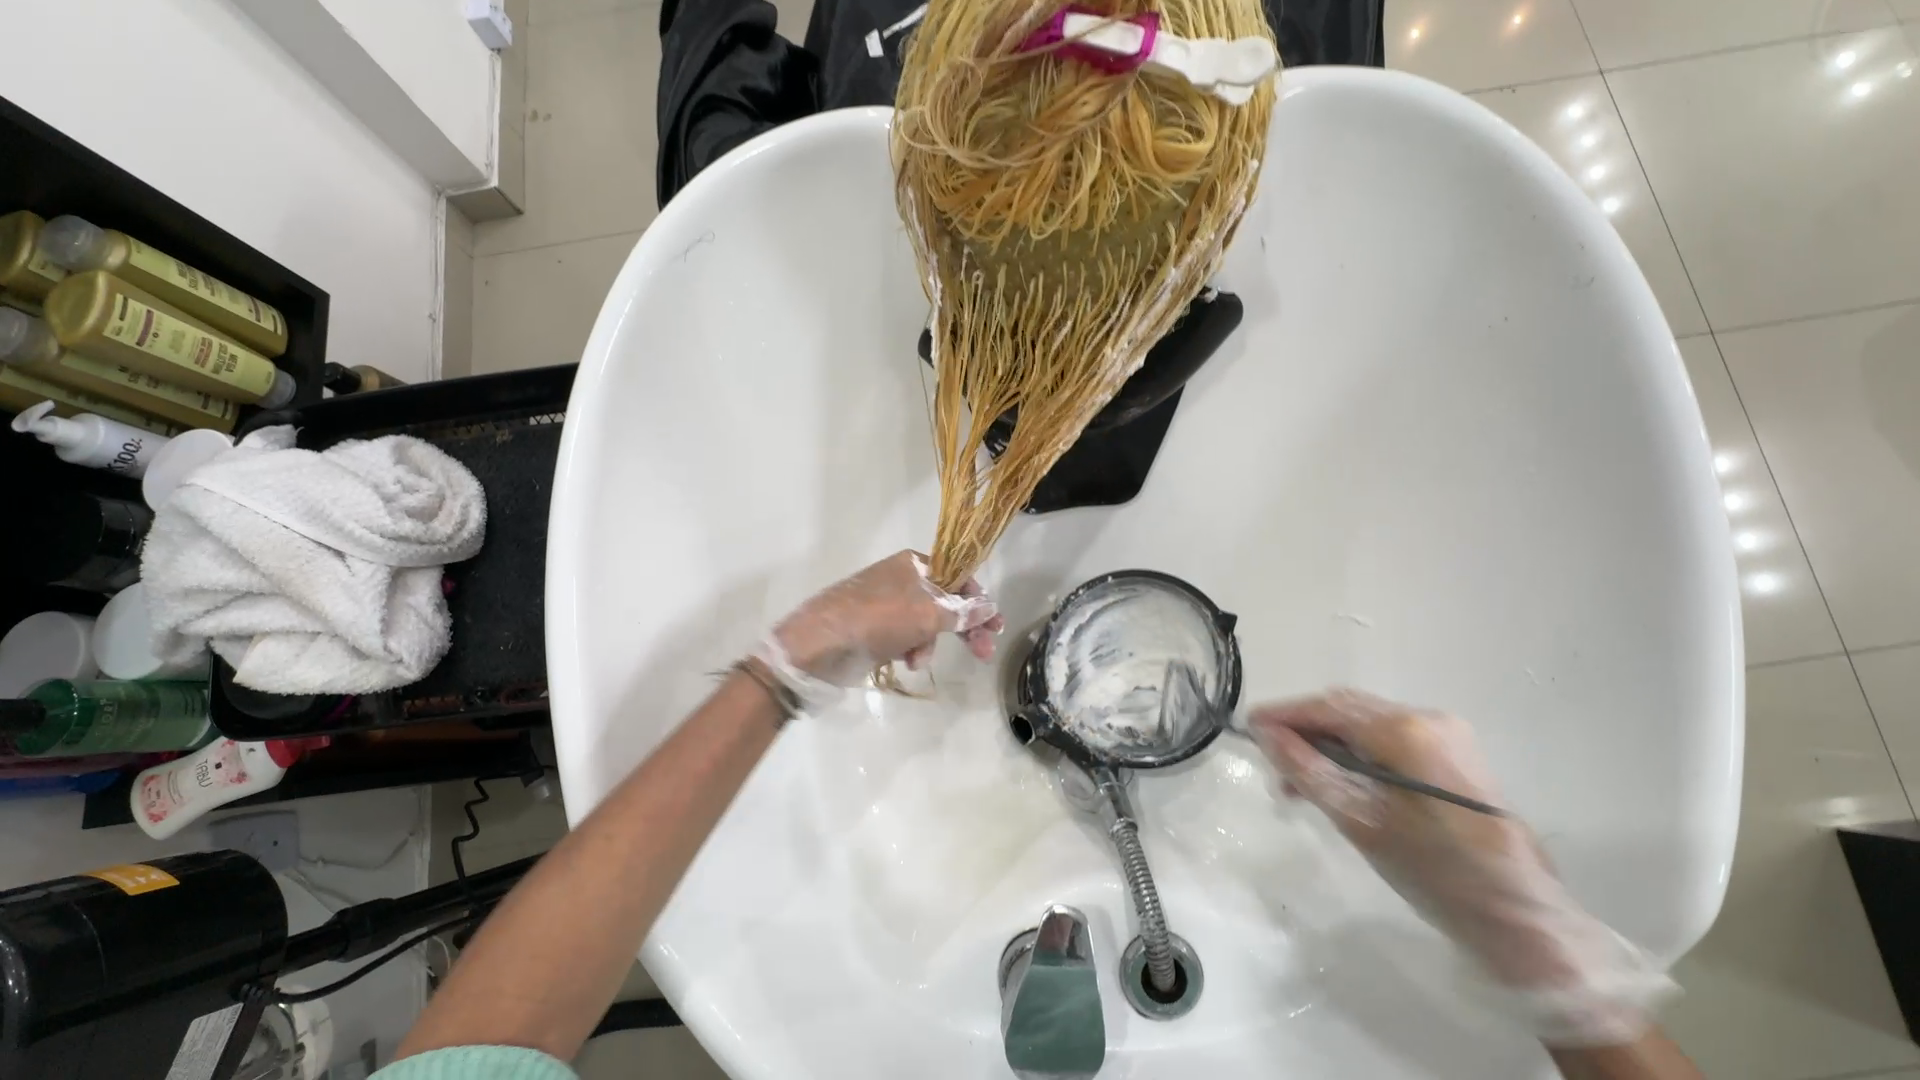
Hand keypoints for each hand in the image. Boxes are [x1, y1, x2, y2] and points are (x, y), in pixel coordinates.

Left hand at [757, 551, 1004, 704]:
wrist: (818, 645)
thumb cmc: (877, 620)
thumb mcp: (927, 614)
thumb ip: (962, 612)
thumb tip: (989, 606)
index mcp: (915, 564)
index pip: (958, 576)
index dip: (978, 600)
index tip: (995, 625)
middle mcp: (902, 580)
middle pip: (945, 603)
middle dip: (963, 628)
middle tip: (983, 652)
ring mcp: (887, 606)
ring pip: (926, 625)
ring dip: (929, 644)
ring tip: (918, 660)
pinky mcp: (875, 630)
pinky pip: (905, 639)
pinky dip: (909, 650)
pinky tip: (904, 662)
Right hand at [1249, 690, 1670, 1046]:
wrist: (1519, 915)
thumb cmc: (1433, 870)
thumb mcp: (1358, 820)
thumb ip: (1307, 769)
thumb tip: (1265, 732)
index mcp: (1406, 729)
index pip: (1328, 707)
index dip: (1284, 715)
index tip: (1247, 728)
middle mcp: (1428, 716)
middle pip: (1348, 709)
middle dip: (1304, 730)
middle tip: (1272, 766)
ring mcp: (1447, 733)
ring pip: (1367, 724)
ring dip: (1329, 744)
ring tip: (1300, 783)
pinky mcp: (1454, 754)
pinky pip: (1390, 739)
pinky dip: (1357, 754)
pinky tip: (1340, 782)